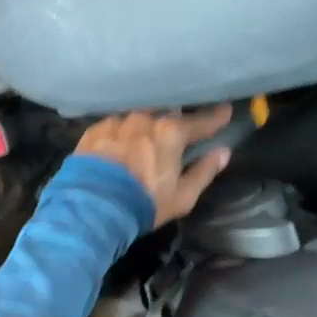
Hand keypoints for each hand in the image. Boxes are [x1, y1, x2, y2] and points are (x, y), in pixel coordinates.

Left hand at [75, 105, 234, 226]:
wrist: (91, 207)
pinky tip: (122, 139)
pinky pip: (117, 124)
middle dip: (177, 117)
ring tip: (148, 130)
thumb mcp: (182, 196)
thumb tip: (222, 152)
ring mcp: (118, 121)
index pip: (201, 121)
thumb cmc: (144, 203)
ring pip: (140, 115)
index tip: (225, 110)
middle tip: (180, 124)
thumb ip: (204, 171)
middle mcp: (145, 119)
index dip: (216, 117)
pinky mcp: (95, 130)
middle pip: (168, 112)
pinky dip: (124, 130)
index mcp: (171, 133)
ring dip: (148, 122)